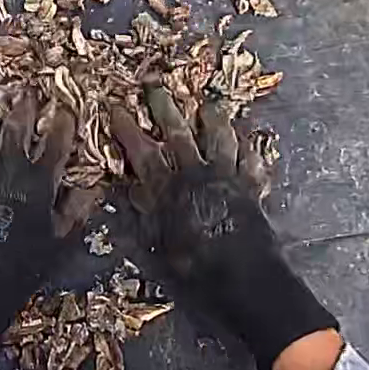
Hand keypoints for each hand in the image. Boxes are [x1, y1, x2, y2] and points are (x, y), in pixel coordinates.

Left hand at [0, 94, 79, 365]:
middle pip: (18, 125)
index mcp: (39, 181)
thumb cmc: (28, 263)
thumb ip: (79, 206)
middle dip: (26, 105)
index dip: (63, 119)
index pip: (56, 140)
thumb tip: (93, 182)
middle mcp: (9, 170)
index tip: (66, 107)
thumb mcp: (63, 239)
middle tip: (29, 91)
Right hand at [110, 84, 339, 369]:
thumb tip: (124, 187)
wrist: (249, 284)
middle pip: (179, 133)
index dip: (127, 129)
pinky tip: (251, 135)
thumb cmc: (195, 270)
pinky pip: (252, 159)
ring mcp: (229, 178)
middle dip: (165, 108)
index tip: (115, 108)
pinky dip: (251, 145)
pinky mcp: (252, 188)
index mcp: (170, 189)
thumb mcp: (155, 246)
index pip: (143, 152)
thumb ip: (140, 214)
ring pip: (220, 138)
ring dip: (212, 118)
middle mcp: (198, 175)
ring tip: (207, 102)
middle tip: (155, 85)